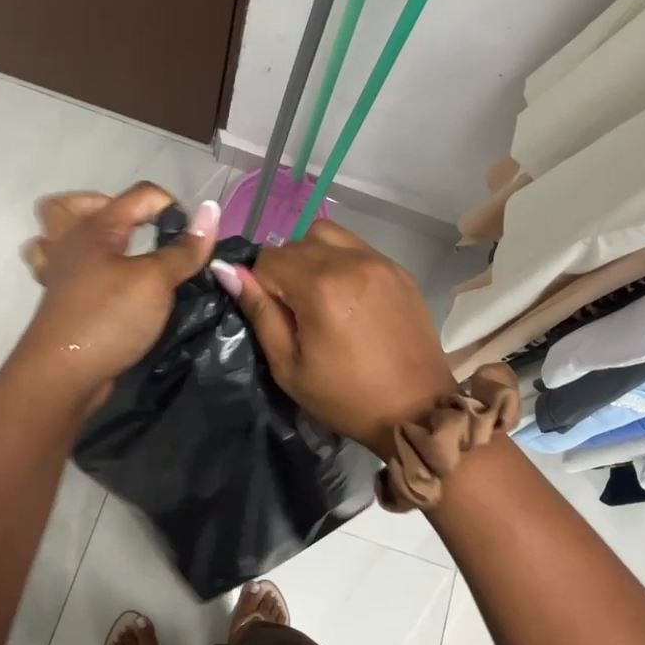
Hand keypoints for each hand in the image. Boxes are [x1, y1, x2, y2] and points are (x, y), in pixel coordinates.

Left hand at [16, 183, 218, 406]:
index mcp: (94, 229)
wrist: (64, 375)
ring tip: (114, 251)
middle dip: (103, 206)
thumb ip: (183, 248)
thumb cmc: (109, 317)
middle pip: (69, 206)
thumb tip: (211, 211)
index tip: (192, 240)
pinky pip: (64, 273)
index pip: (140, 195)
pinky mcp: (61, 304)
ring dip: (81, 237)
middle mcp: (70, 245)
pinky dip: (82, 271)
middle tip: (135, 229)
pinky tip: (106, 283)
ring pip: (55, 239)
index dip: (172, 207)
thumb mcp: (156, 280)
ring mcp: (60, 276)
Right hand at [216, 220, 456, 459]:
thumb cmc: (346, 397)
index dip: (261, 286)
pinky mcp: (398, 270)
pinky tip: (347, 297)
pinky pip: (356, 247)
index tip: (276, 318)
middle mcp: (351, 262)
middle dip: (285, 272)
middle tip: (297, 314)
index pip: (268, 259)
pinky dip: (340, 261)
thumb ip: (259, 313)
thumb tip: (228, 270)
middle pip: (295, 243)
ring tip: (319, 298)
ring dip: (311, 258)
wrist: (417, 410)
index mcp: (320, 287)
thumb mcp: (289, 367)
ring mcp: (379, 261)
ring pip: (326, 235)